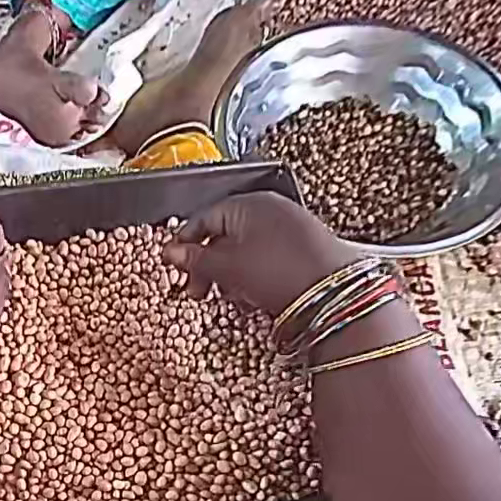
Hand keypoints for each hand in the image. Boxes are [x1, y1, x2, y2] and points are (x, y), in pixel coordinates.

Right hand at [162, 191, 360, 314]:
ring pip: (239, 251)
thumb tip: (169, 252)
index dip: (184, 244)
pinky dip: (247, 276)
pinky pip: (259, 259)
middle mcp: (267, 210)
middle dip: (205, 266)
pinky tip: (249, 296)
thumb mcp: (227, 267)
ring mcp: (283, 228)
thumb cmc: (276, 271)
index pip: (202, 219)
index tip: (173, 267)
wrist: (331, 289)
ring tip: (226, 296)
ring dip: (225, 275)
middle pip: (220, 235)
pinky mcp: (295, 249)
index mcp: (248, 204)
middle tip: (197, 292)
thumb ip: (195, 259)